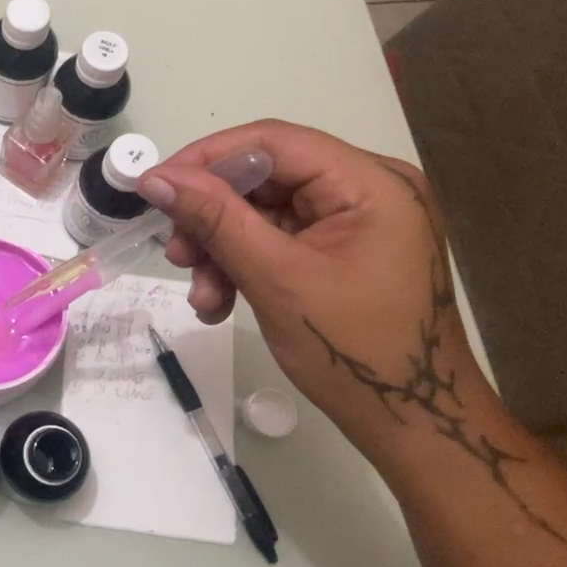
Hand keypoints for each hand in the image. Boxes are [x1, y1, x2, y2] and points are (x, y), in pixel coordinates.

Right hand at [138, 120, 492, 441]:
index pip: (272, 142)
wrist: (413, 424)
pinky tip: (220, 303)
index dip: (205, 160)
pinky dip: (244, 267)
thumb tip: (155, 178)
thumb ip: (214, 220)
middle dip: (212, 218)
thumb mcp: (275, 278)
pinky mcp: (344, 252)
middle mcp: (368, 190)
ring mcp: (357, 223)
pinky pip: (279, 242)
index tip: (153, 189)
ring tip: (202, 295)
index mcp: (370, 182)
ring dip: (222, 250)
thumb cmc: (353, 350)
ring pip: (264, 214)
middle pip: (265, 179)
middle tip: (176, 255)